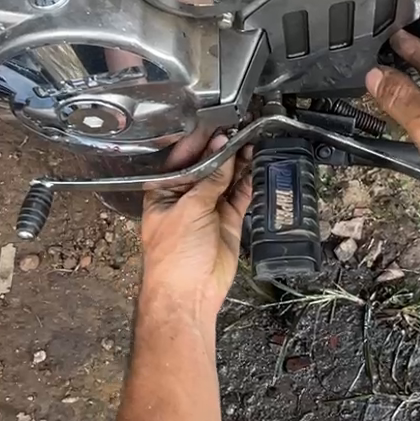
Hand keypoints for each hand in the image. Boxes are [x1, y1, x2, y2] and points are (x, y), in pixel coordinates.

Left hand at [138, 128, 254, 317]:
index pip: (182, 159)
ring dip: (237, 163)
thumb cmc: (174, 255)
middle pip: (206, 166)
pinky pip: (240, 195)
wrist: (189, 292)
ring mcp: (208, 208)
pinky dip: (248, 181)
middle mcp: (186, 197)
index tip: (215, 128)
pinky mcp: (228, 220)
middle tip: (237, 131)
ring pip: (225, 179)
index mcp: (164, 191)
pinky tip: (255, 164)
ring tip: (250, 143)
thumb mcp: (190, 209)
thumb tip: (224, 152)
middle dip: (221, 150)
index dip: (199, 143)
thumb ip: (210, 180)